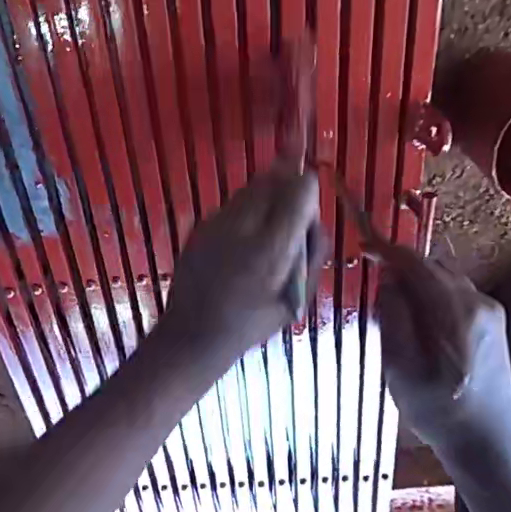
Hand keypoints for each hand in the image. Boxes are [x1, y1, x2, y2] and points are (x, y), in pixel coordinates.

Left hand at [157, 164, 327, 365]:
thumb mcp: (297, 297)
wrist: (195, 331)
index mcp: (272, 250)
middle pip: (272, 181)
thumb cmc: (253, 321)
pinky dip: (243, 211)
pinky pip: (231, 204)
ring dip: (264, 197)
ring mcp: (216, 223)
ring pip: (249, 189)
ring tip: (267, 226)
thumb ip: (312, 253)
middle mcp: (243, 228)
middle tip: (291, 211)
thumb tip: (315, 217)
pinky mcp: (200, 225)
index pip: (298, 192)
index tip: (309, 200)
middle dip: (286, 187)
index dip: (308, 187)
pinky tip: (241, 238)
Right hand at [374, 246, 510, 461]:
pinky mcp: (494, 325)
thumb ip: (393, 315)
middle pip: (433, 267)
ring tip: (391, 299)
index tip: (361, 249)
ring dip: (417, 280)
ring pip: (445, 278)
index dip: (386, 251)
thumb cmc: (438, 410)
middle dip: (401, 266)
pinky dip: (432, 293)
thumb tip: (388, 279)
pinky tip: (418, 316)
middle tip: (371, 278)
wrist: (490, 446)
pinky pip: (456, 294)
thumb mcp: (400, 365)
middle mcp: (480, 303)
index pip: (416, 263)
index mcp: (457, 311)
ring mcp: (492, 313)